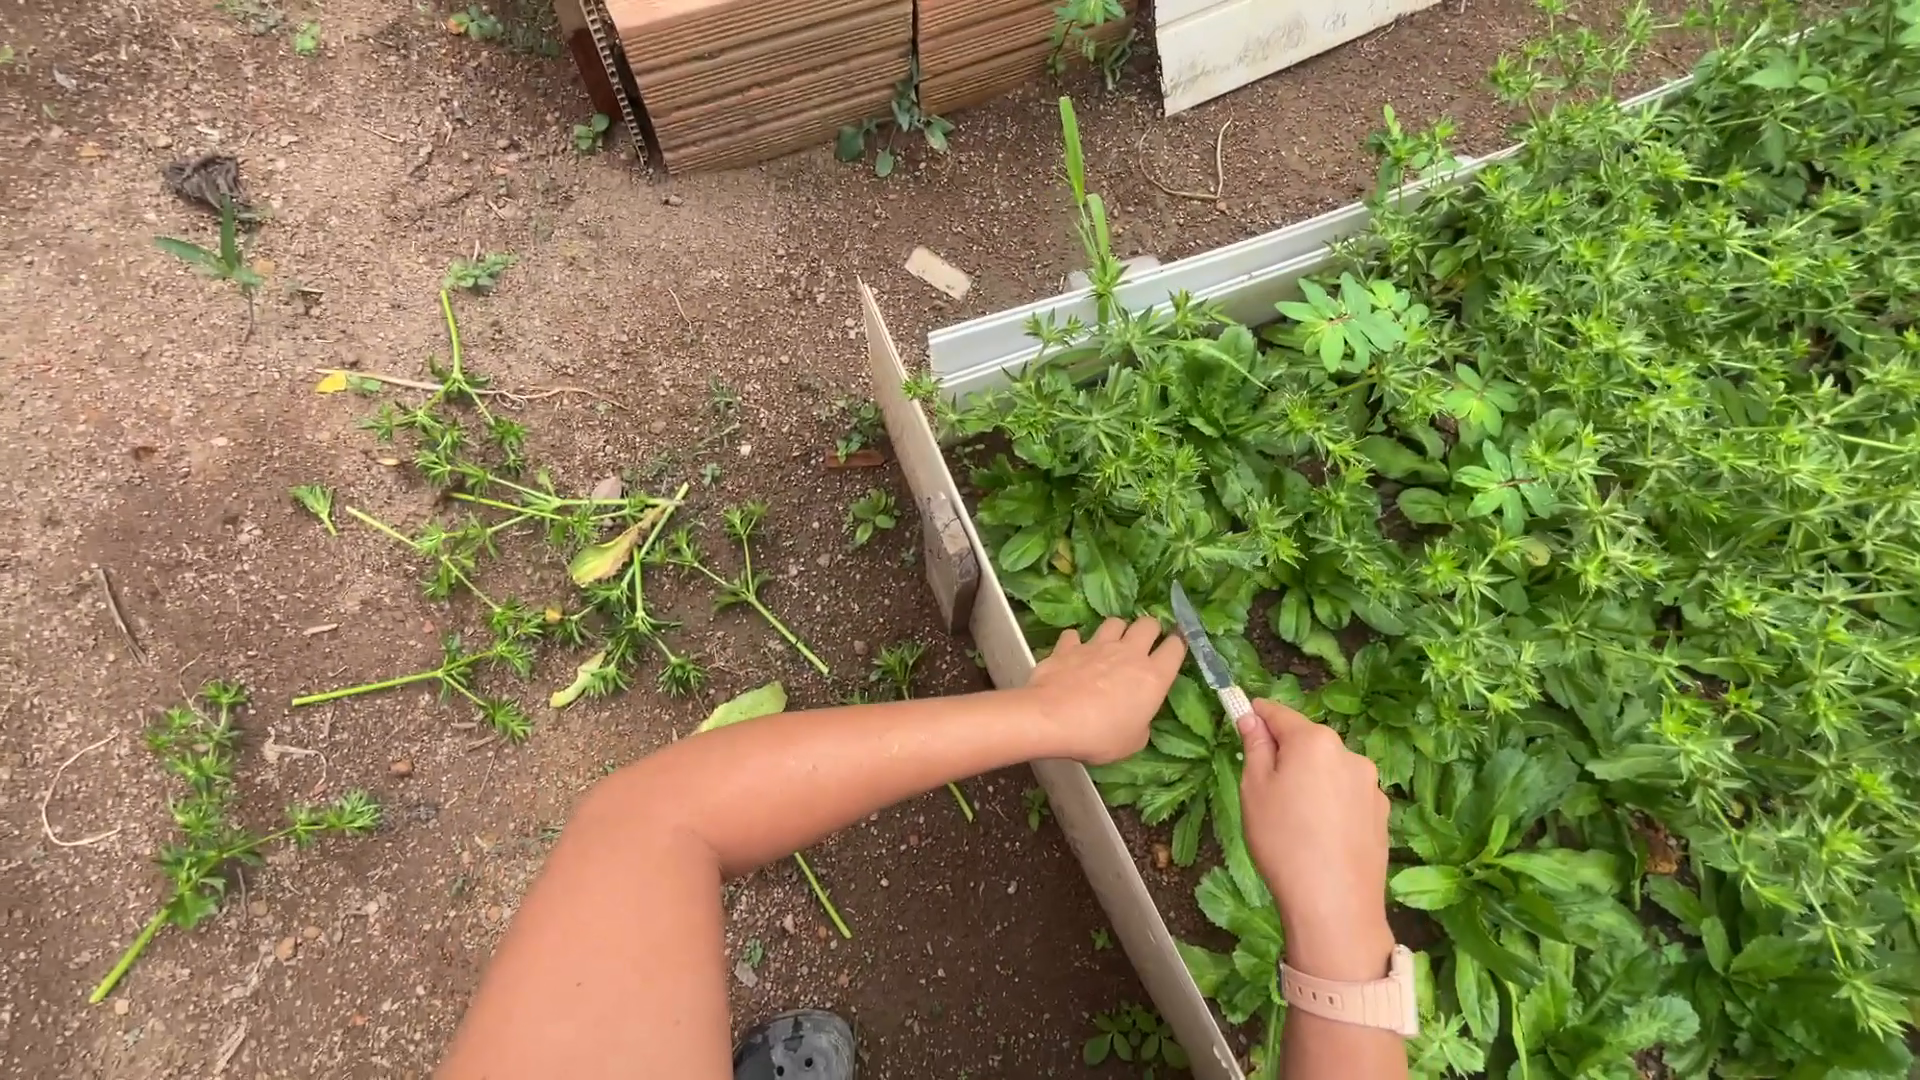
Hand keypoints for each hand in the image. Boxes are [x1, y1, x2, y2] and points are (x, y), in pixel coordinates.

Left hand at [1023, 617, 1184, 764]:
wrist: (1052, 718)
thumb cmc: (1099, 735)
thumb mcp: (1133, 741)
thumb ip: (1141, 723)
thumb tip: (1137, 717)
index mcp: (1153, 676)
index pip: (1176, 648)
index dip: (1178, 645)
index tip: (1174, 649)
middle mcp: (1128, 653)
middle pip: (1148, 624)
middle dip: (1149, 629)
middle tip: (1144, 643)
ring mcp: (1097, 645)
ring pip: (1114, 622)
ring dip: (1116, 630)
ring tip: (1111, 644)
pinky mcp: (1068, 646)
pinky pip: (1074, 635)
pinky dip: (1075, 641)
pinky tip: (1073, 652)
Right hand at [1238, 700, 1394, 980]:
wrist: (1335, 905)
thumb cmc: (1282, 839)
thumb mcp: (1254, 788)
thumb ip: (1255, 745)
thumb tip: (1251, 718)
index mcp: (1315, 741)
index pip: (1279, 713)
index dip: (1256, 715)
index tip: (1240, 721)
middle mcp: (1349, 754)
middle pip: (1308, 741)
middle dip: (1285, 752)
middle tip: (1262, 785)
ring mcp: (1370, 785)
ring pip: (1328, 768)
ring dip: (1310, 777)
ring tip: (1293, 816)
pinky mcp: (1382, 814)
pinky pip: (1346, 794)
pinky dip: (1330, 801)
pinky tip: (1319, 833)